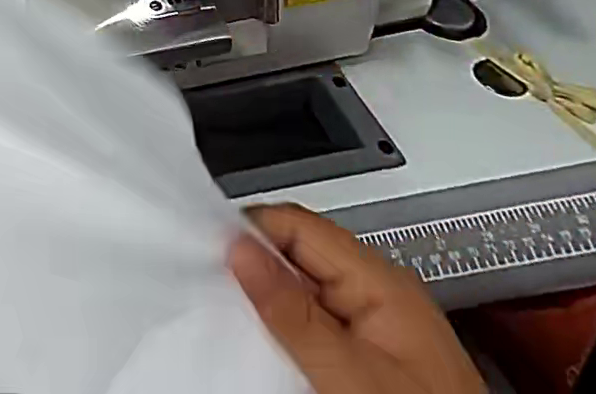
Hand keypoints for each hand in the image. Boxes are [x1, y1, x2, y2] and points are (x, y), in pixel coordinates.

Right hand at [229, 204, 484, 393]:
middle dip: (257, 265)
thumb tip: (240, 249)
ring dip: (269, 297)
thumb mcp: (350, 371)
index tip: (213, 250)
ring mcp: (376, 320)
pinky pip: (314, 315)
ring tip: (242, 320)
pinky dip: (286, 324)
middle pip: (297, 249)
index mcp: (382, 279)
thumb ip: (292, 309)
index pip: (296, 222)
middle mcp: (381, 290)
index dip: (250, 230)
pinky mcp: (370, 349)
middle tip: (221, 290)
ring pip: (302, 282)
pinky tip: (273, 344)